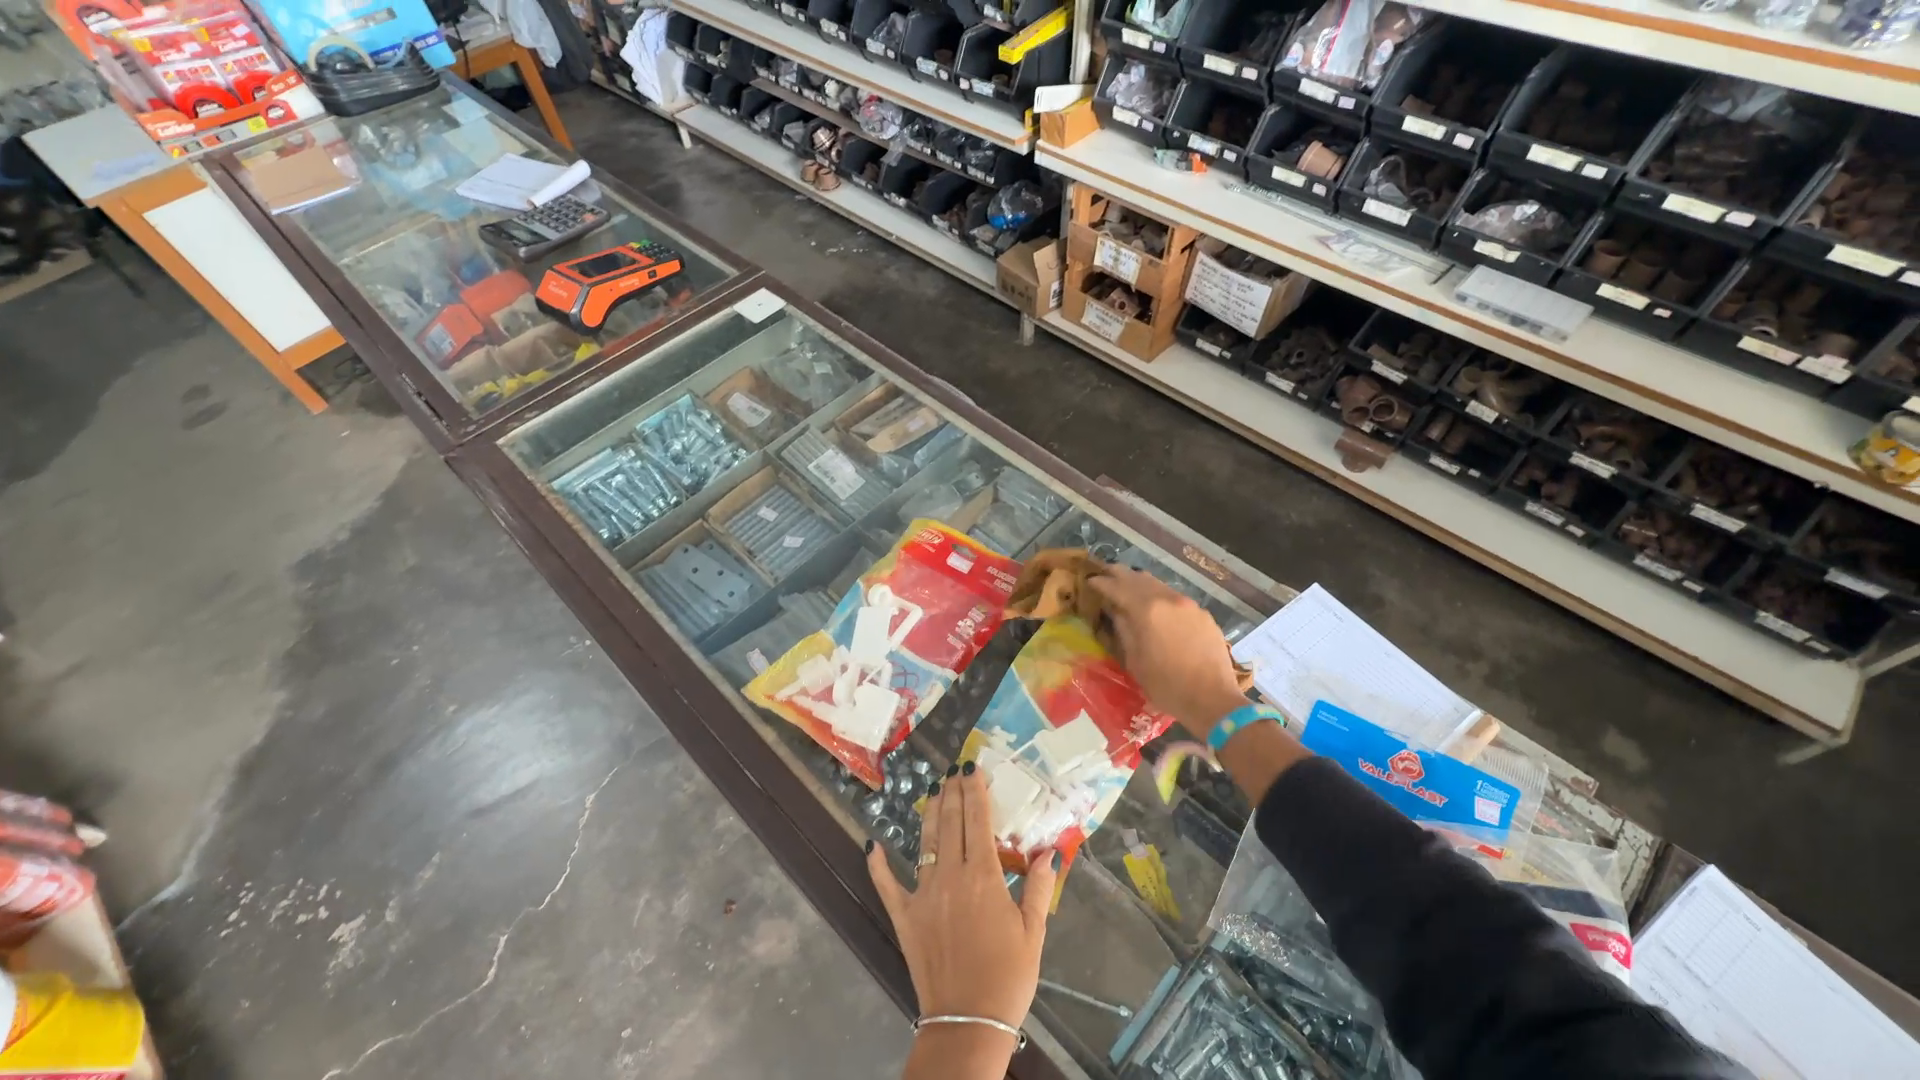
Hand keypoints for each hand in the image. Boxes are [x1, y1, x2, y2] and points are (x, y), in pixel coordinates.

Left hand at [867, 763, 1058, 1032]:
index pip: (978, 820)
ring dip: (929, 814)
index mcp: (984, 877)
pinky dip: (878, 863)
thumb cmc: (1008, 976)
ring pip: (924, 842)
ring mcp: (923, 894)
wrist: (967, 1020)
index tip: (974, 768)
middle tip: (955, 770)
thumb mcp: (1033, 932)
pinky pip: (887, 883)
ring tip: (933, 791)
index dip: (975, 791)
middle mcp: (951, 876)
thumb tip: (1051, 851)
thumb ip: (1039, 888)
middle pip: (950, 822)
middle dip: (953, 792)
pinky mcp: (904, 915)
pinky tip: (873, 845)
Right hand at [1087, 566, 1248, 735]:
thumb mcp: (1135, 661)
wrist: (1213, 700)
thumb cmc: (1166, 686)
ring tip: (1128, 586)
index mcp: (1147, 611)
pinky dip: (1160, 598)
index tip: (1090, 580)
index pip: (1118, 587)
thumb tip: (1114, 610)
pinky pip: (1176, 599)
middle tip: (1106, 572)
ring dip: (1141, 584)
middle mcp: (1168, 600)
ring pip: (1159, 586)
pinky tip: (1157, 608)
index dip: (1102, 583)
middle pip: (1139, 579)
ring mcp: (1189, 605)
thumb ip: (1123, 630)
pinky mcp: (1203, 615)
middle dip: (1120, 575)